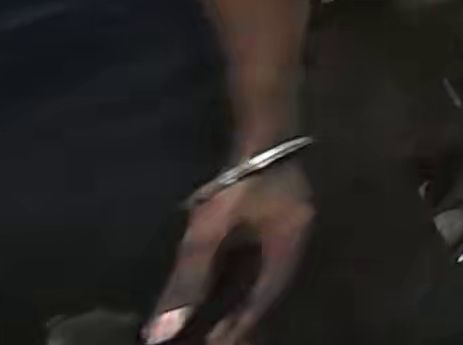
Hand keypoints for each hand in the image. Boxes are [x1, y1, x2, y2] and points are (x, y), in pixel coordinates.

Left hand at [146, 164, 313, 344]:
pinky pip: (272, 253)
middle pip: (278, 280)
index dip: (245, 321)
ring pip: (276, 267)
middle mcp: (301, 231)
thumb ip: (188, 280)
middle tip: (220, 338)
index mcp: (290, 239)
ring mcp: (297, 219)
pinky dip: (253, 275)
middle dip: (250, 310)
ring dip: (252, 293)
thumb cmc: (241, 185)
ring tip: (224, 317)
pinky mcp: (287, 212)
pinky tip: (233, 282)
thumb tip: (162, 336)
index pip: (270, 291)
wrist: (265, 138)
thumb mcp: (208, 233)